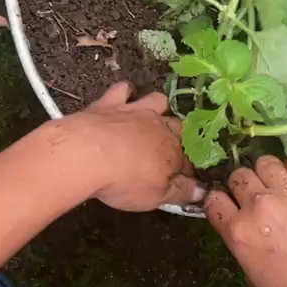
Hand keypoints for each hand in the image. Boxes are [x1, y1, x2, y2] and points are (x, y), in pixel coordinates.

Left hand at [38, 82, 203, 211]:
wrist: (85, 154)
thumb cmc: (123, 180)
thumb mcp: (154, 197)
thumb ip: (179, 192)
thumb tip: (201, 191)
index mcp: (173, 151)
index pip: (189, 161)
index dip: (189, 171)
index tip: (187, 180)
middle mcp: (159, 126)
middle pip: (179, 127)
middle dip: (181, 137)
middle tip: (174, 149)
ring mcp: (135, 110)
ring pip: (158, 100)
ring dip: (160, 108)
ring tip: (155, 118)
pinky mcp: (111, 102)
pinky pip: (124, 89)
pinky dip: (126, 92)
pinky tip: (124, 97)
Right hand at [205, 156, 286, 286]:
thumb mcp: (260, 285)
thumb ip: (247, 250)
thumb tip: (248, 234)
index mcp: (239, 233)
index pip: (213, 200)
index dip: (220, 202)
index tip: (229, 207)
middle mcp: (258, 205)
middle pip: (237, 175)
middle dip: (243, 186)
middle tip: (257, 199)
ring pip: (264, 162)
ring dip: (267, 174)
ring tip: (278, 188)